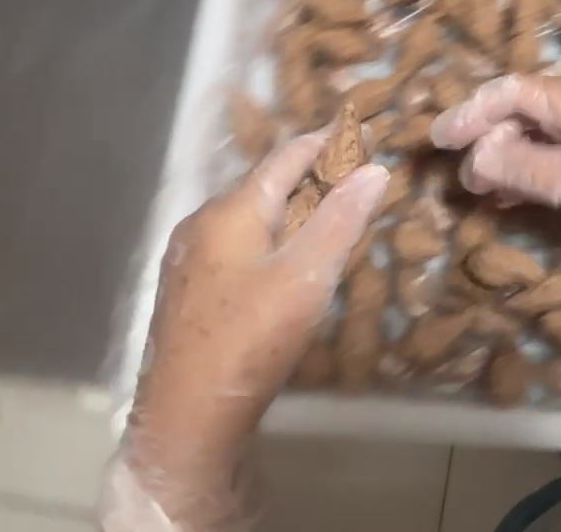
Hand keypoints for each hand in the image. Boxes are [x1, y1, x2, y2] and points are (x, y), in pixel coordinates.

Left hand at [119, 135, 388, 529]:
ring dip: (288, 210)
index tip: (361, 137)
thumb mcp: (307, 277)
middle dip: (310, 179)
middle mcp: (202, 221)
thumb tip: (376, 168)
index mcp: (231, 209)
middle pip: (265, 183)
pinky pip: (234, 242)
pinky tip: (282, 264)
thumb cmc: (250, 340)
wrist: (184, 422)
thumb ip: (342, 219)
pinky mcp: (184, 288)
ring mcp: (187, 256)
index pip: (286, 156)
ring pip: (248, 215)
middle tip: (353, 187)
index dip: (325, 143)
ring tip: (326, 224)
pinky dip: (267, 237)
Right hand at [429, 75, 560, 256]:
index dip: (472, 112)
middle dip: (486, 138)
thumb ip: (524, 167)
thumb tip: (476, 158)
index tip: (440, 139)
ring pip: (536, 133)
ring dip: (505, 157)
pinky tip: (511, 194)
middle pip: (521, 110)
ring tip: (480, 189)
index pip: (512, 91)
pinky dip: (529, 170)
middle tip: (463, 176)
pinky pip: (554, 152)